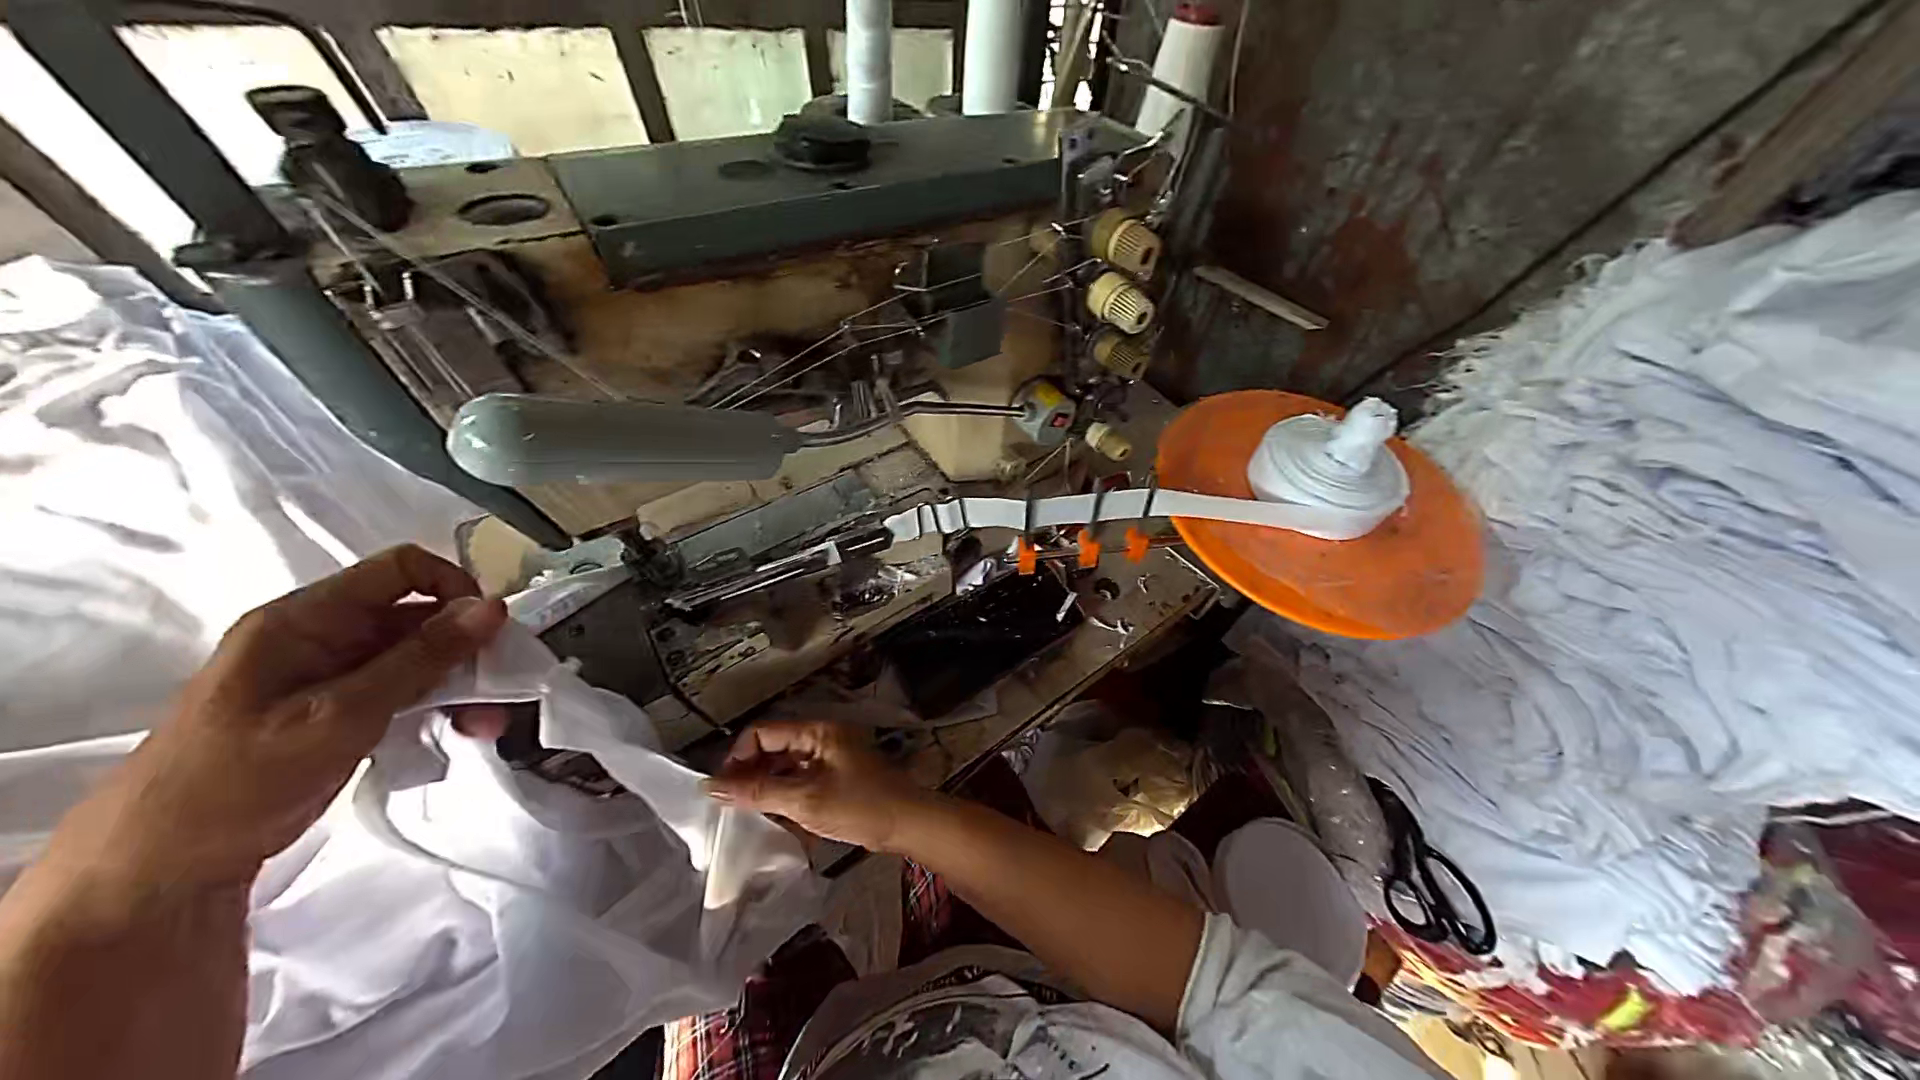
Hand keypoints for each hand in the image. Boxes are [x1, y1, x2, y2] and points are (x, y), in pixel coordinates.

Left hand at [43, 545, 506, 894]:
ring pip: (420, 657)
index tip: (491, 630)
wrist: (157, 871)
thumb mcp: (341, 714)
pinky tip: (462, 732)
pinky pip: (407, 691)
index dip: (454, 586)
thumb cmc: (240, 780)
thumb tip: (494, 607)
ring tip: (487, 725)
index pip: (400, 569)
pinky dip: (440, 706)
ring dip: (462, 683)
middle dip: (468, 648)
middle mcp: (323, 637)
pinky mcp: (342, 712)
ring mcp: (332, 676)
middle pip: (419, 616)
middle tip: (504, 688)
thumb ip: (422, 658)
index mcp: (307, 620)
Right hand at [705, 719, 931, 851]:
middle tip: (729, 806)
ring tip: (746, 816)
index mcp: (816, 732)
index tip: (721, 789)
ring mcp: (830, 758)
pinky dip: (785, 798)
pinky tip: (773, 821)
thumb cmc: (859, 805)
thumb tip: (712, 787)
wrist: (908, 824)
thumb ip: (758, 792)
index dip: (738, 757)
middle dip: (749, 775)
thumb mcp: (805, 800)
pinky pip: (801, 781)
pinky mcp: (836, 778)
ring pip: (786, 767)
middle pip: (773, 749)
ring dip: (766, 789)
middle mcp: (821, 738)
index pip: (763, 733)